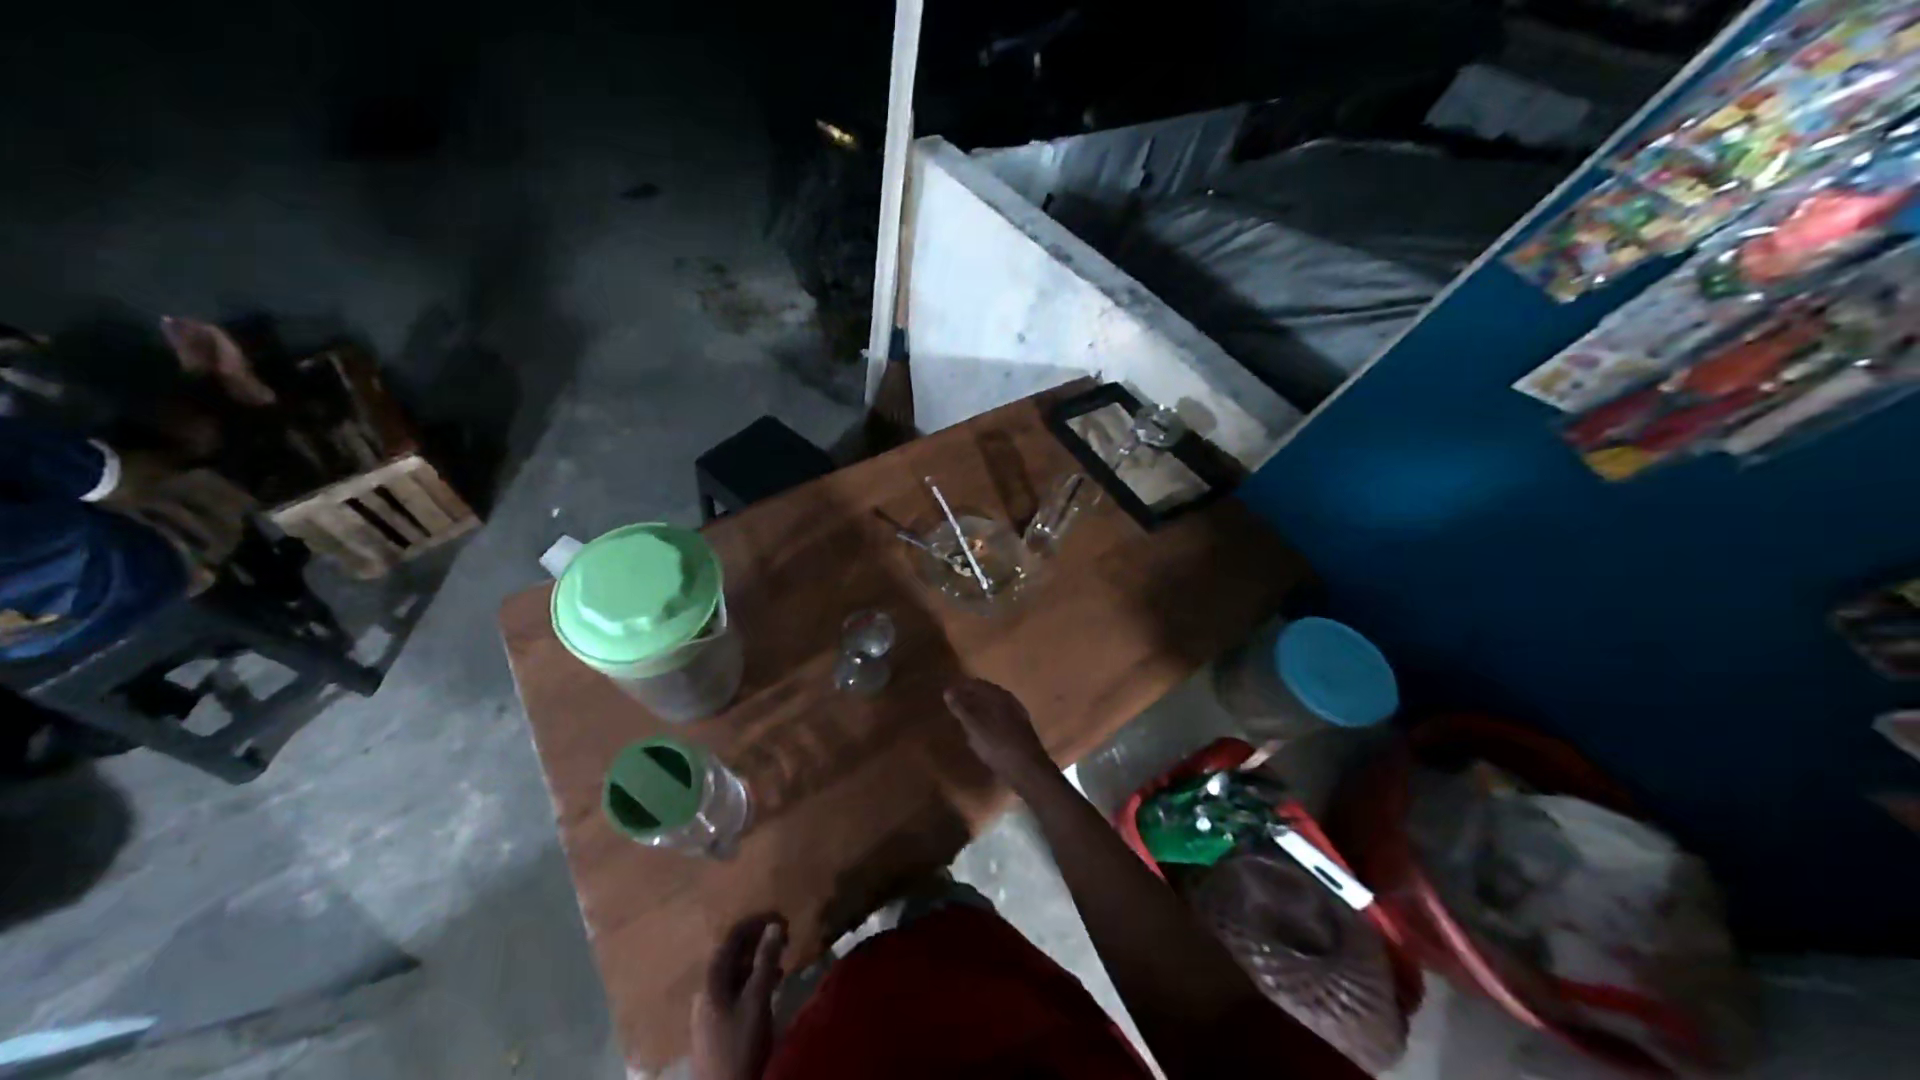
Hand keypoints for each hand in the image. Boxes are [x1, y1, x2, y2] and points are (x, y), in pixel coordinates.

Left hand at [691, 914, 785, 1079]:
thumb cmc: (740, 1044)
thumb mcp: (757, 1000)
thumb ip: (765, 961)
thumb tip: (774, 925)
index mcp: (711, 980)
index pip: (731, 938)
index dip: (756, 923)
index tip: (781, 918)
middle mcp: (705, 989)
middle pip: (731, 954)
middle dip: (758, 940)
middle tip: (785, 934)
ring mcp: (708, 1008)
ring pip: (735, 972)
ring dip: (758, 959)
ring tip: (782, 956)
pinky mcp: (716, 1024)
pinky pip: (735, 988)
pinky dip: (754, 978)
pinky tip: (771, 983)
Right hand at [944, 679, 1054, 789]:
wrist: (1028, 770)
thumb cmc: (998, 746)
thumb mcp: (975, 727)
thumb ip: (961, 709)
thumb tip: (948, 691)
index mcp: (1001, 697)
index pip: (979, 684)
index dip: (963, 686)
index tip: (949, 691)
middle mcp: (1011, 702)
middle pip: (987, 694)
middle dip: (971, 697)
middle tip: (955, 703)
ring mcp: (1017, 717)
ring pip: (994, 707)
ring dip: (979, 709)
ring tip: (964, 716)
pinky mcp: (1019, 731)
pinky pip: (999, 720)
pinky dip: (987, 721)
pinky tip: (981, 731)